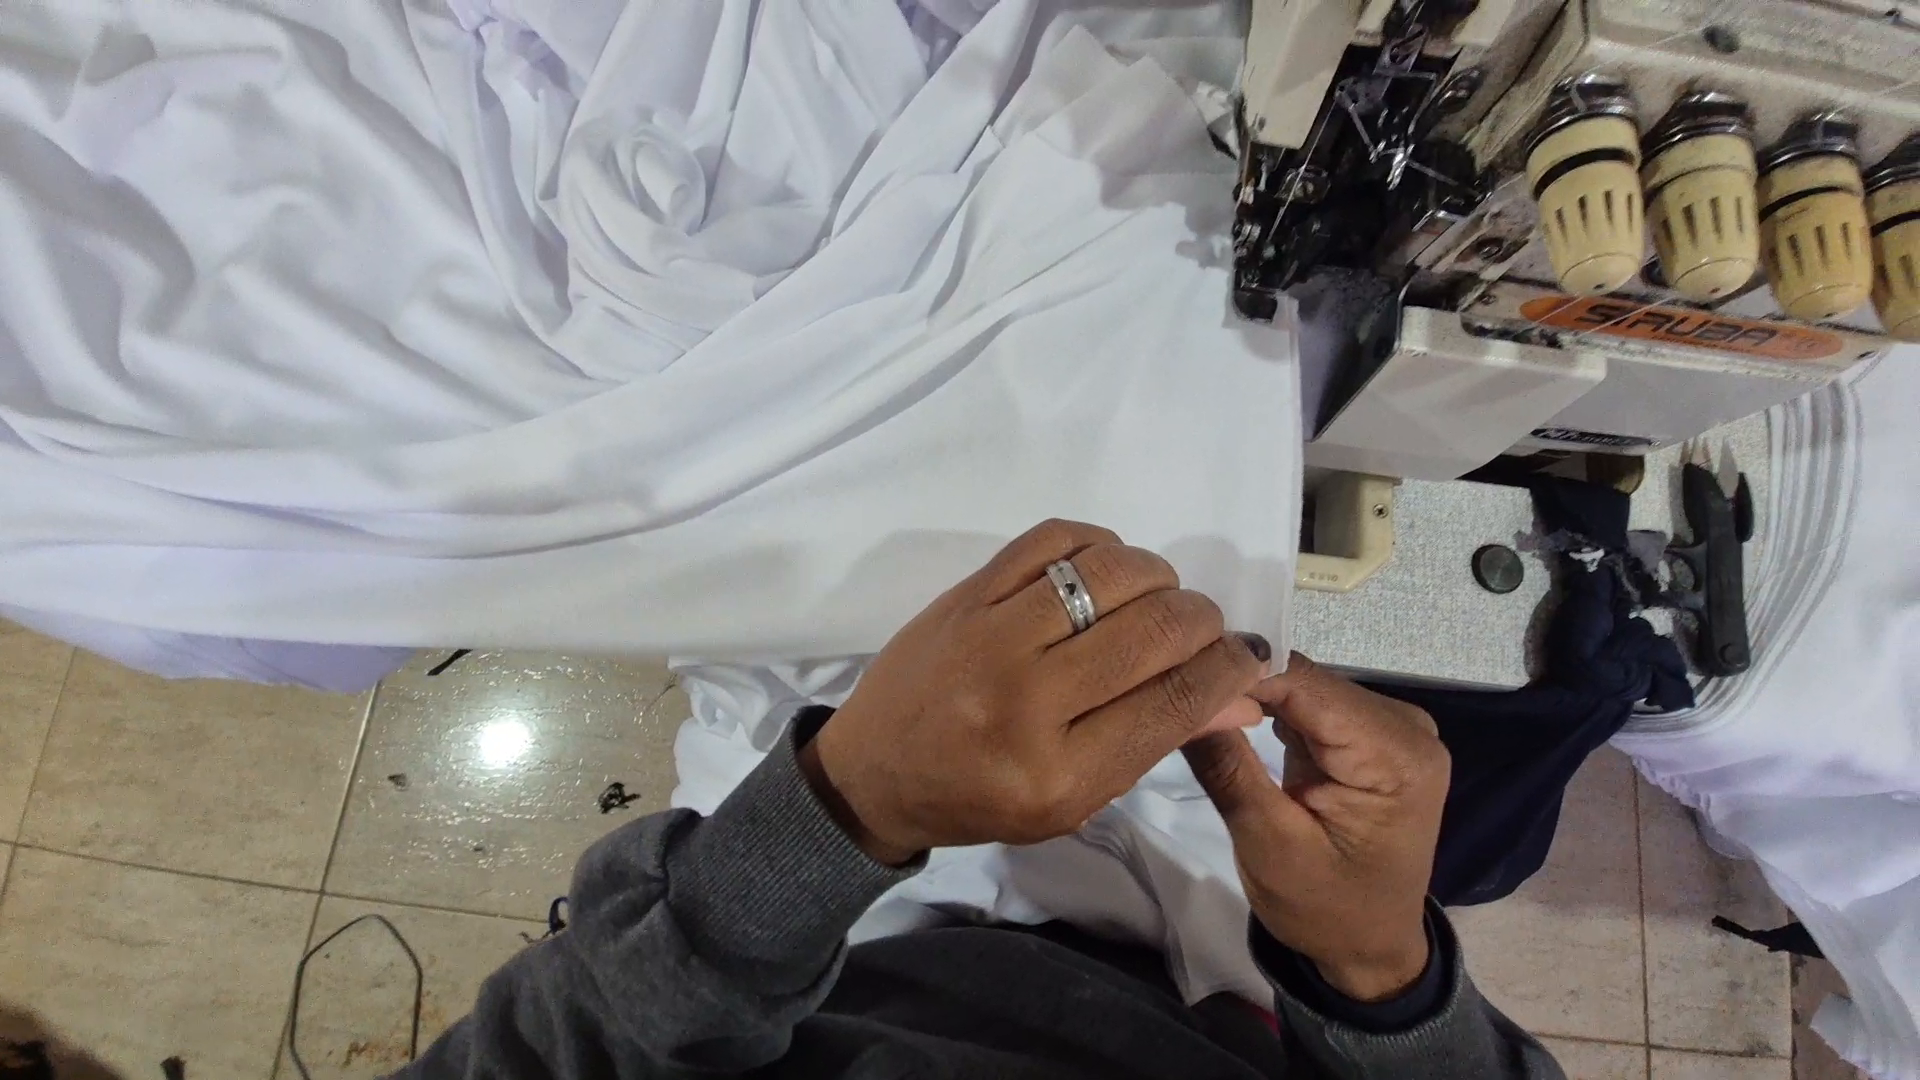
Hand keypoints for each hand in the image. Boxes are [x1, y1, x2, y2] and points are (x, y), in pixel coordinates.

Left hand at [799, 519, 1268, 865]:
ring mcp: (990, 638)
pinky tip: (1103, 568)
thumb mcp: (1072, 799)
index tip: (1244, 653)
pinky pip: (1052, 540)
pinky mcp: (966, 594)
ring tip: (1153, 598)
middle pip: (1153, 630)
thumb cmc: (979, 798)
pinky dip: (1098, 544)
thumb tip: (1243, 692)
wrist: (875, 768)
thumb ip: (1156, 741)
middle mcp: (1026, 702)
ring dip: (1157, 578)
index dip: (1229, 668)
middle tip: (1199, 627)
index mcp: (1058, 775)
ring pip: (1110, 573)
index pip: (1175, 701)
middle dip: (1201, 621)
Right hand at [1182, 654, 1448, 1001]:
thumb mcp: (1267, 843)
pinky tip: (1228, 717)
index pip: (1302, 681)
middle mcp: (1403, 726)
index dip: (1237, 674)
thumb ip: (1228, 765)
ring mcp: (1385, 727)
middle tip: (1177, 697)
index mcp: (1396, 754)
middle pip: (1301, 678)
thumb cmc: (1325, 909)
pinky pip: (1303, 701)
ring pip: (1296, 683)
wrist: (1367, 951)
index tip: (1178, 682)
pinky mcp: (1364, 733)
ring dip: (1246, 693)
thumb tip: (1187, 695)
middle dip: (1238, 683)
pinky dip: (1262, 706)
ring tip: (1196, 706)